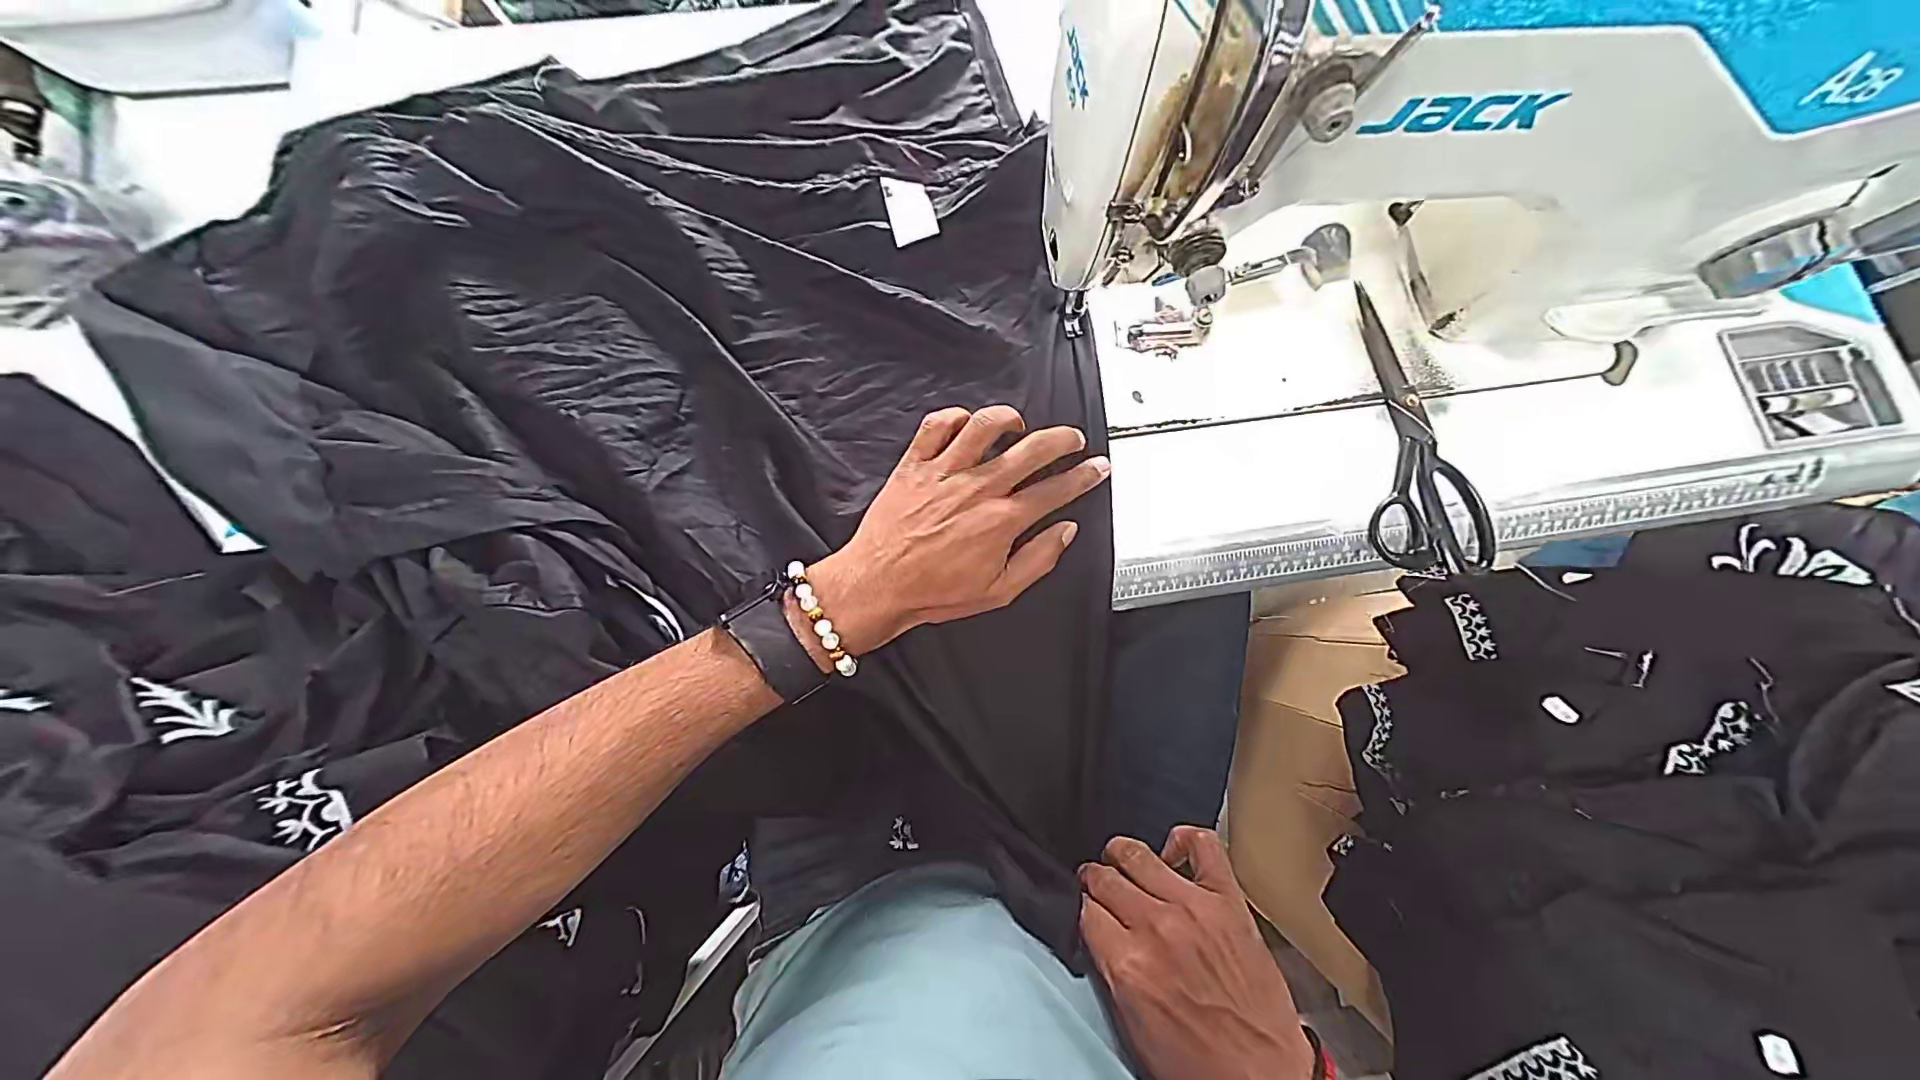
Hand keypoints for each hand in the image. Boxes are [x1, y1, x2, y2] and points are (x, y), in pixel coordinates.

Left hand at [793, 405, 1109, 659]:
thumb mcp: (998, 591)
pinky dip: (955, 417)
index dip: (1084, 475)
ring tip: (1018, 425)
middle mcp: (976, 489)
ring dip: (1010, 418)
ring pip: (985, 425)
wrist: (878, 585)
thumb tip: (1064, 533)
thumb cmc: (931, 591)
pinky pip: (936, 425)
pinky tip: (965, 424)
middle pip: (1032, 449)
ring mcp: (944, 473)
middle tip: (1071, 439)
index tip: (1096, 467)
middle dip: (1062, 439)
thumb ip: (1039, 559)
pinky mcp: (914, 465)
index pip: (1055, 489)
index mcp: (1000, 521)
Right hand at [1080, 828, 1317, 1079]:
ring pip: (1136, 853)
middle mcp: (1156, 928)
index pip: (1084, 908)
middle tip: (1100, 888)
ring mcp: (1194, 907)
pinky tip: (1175, 854)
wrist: (1266, 1078)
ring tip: (1125, 866)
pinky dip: (1183, 840)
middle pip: (1104, 877)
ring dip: (1122, 858)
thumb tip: (1096, 933)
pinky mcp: (1228, 900)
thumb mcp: (1133, 1026)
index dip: (1082, 909)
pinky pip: (1202, 845)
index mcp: (1128, 965)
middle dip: (1095, 882)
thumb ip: (1109, 969)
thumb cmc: (1204, 1064)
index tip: (1088, 911)